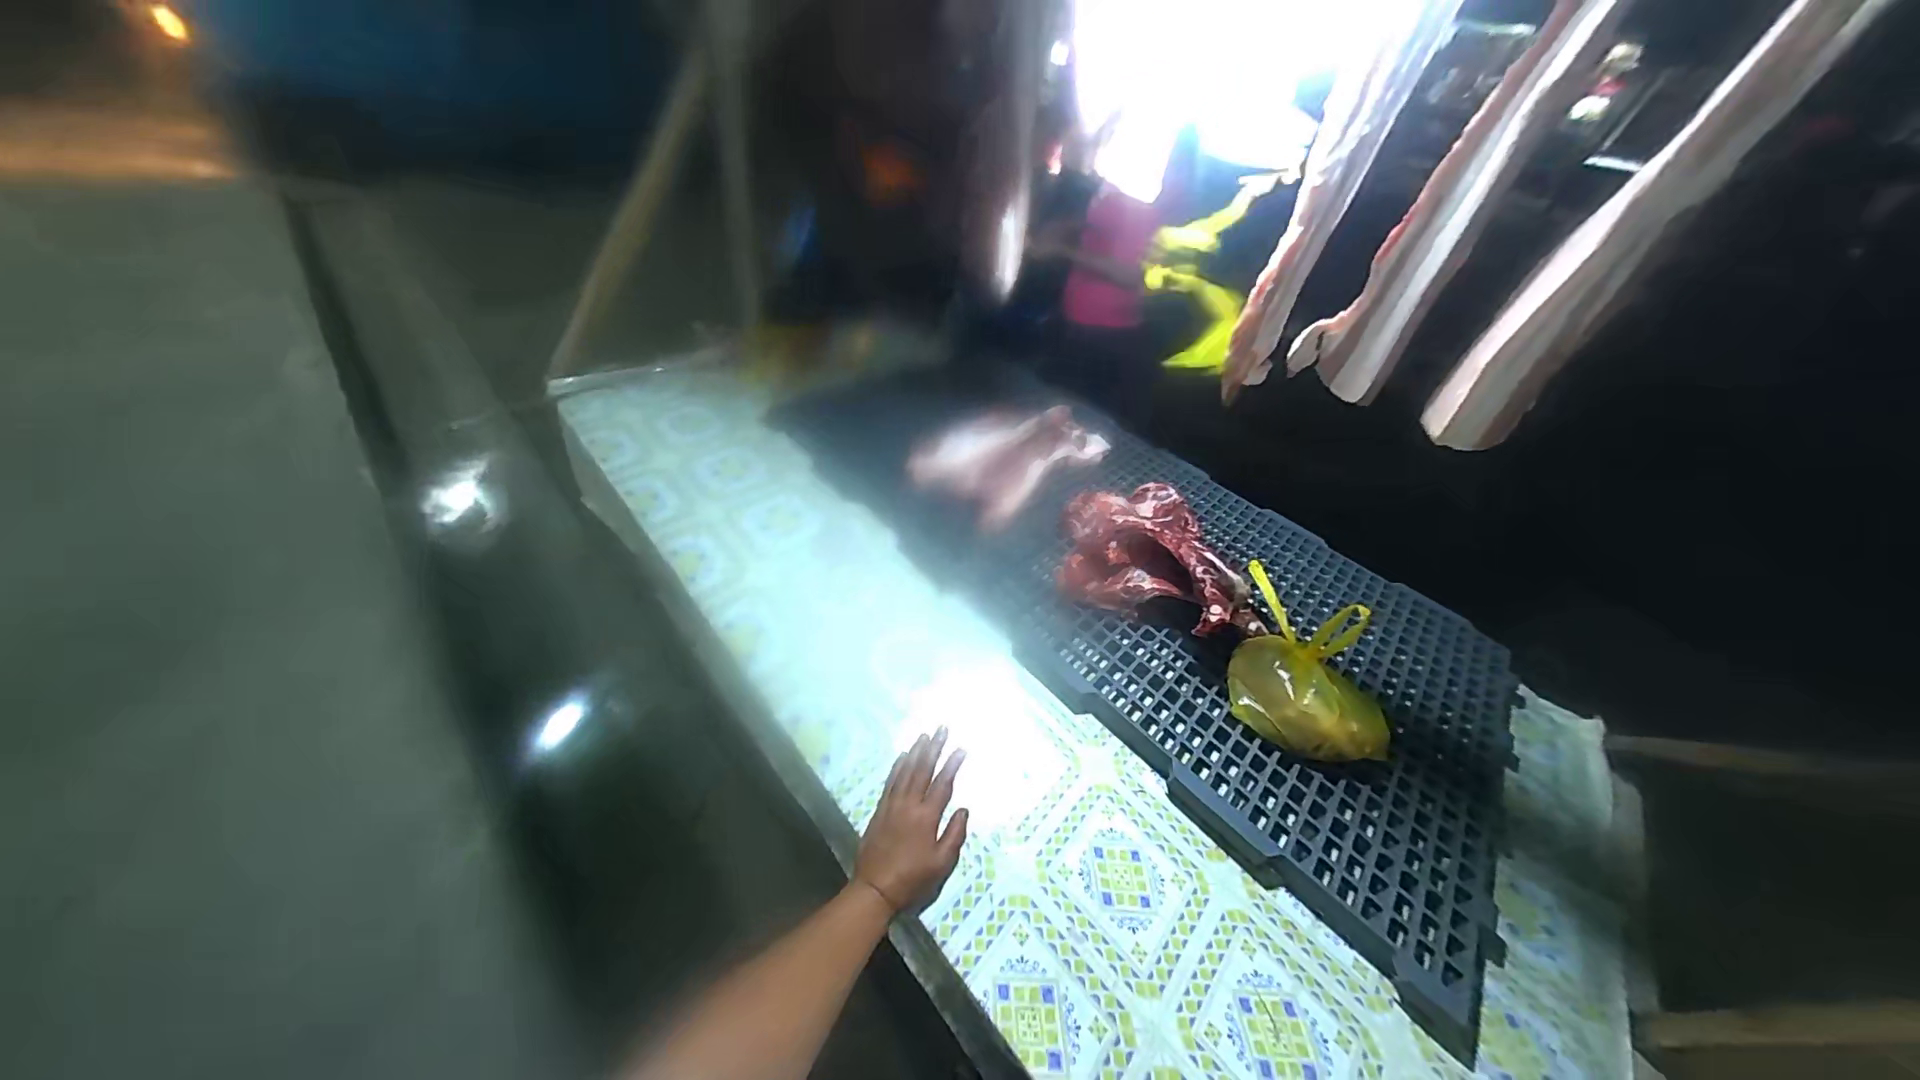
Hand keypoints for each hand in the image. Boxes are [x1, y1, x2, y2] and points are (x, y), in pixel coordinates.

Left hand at [854, 728, 968, 913]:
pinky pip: (890, 781)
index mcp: (926, 817)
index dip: (953, 765)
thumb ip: (954, 834)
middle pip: (923, 770)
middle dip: (934, 748)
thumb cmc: (913, 878)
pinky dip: (897, 767)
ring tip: (924, 735)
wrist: (875, 888)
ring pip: (906, 771)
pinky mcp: (880, 809)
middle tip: (941, 729)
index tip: (961, 749)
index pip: (943, 784)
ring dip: (916, 752)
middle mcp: (909, 805)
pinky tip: (902, 756)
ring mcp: (892, 805)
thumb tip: (964, 810)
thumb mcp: (941, 863)